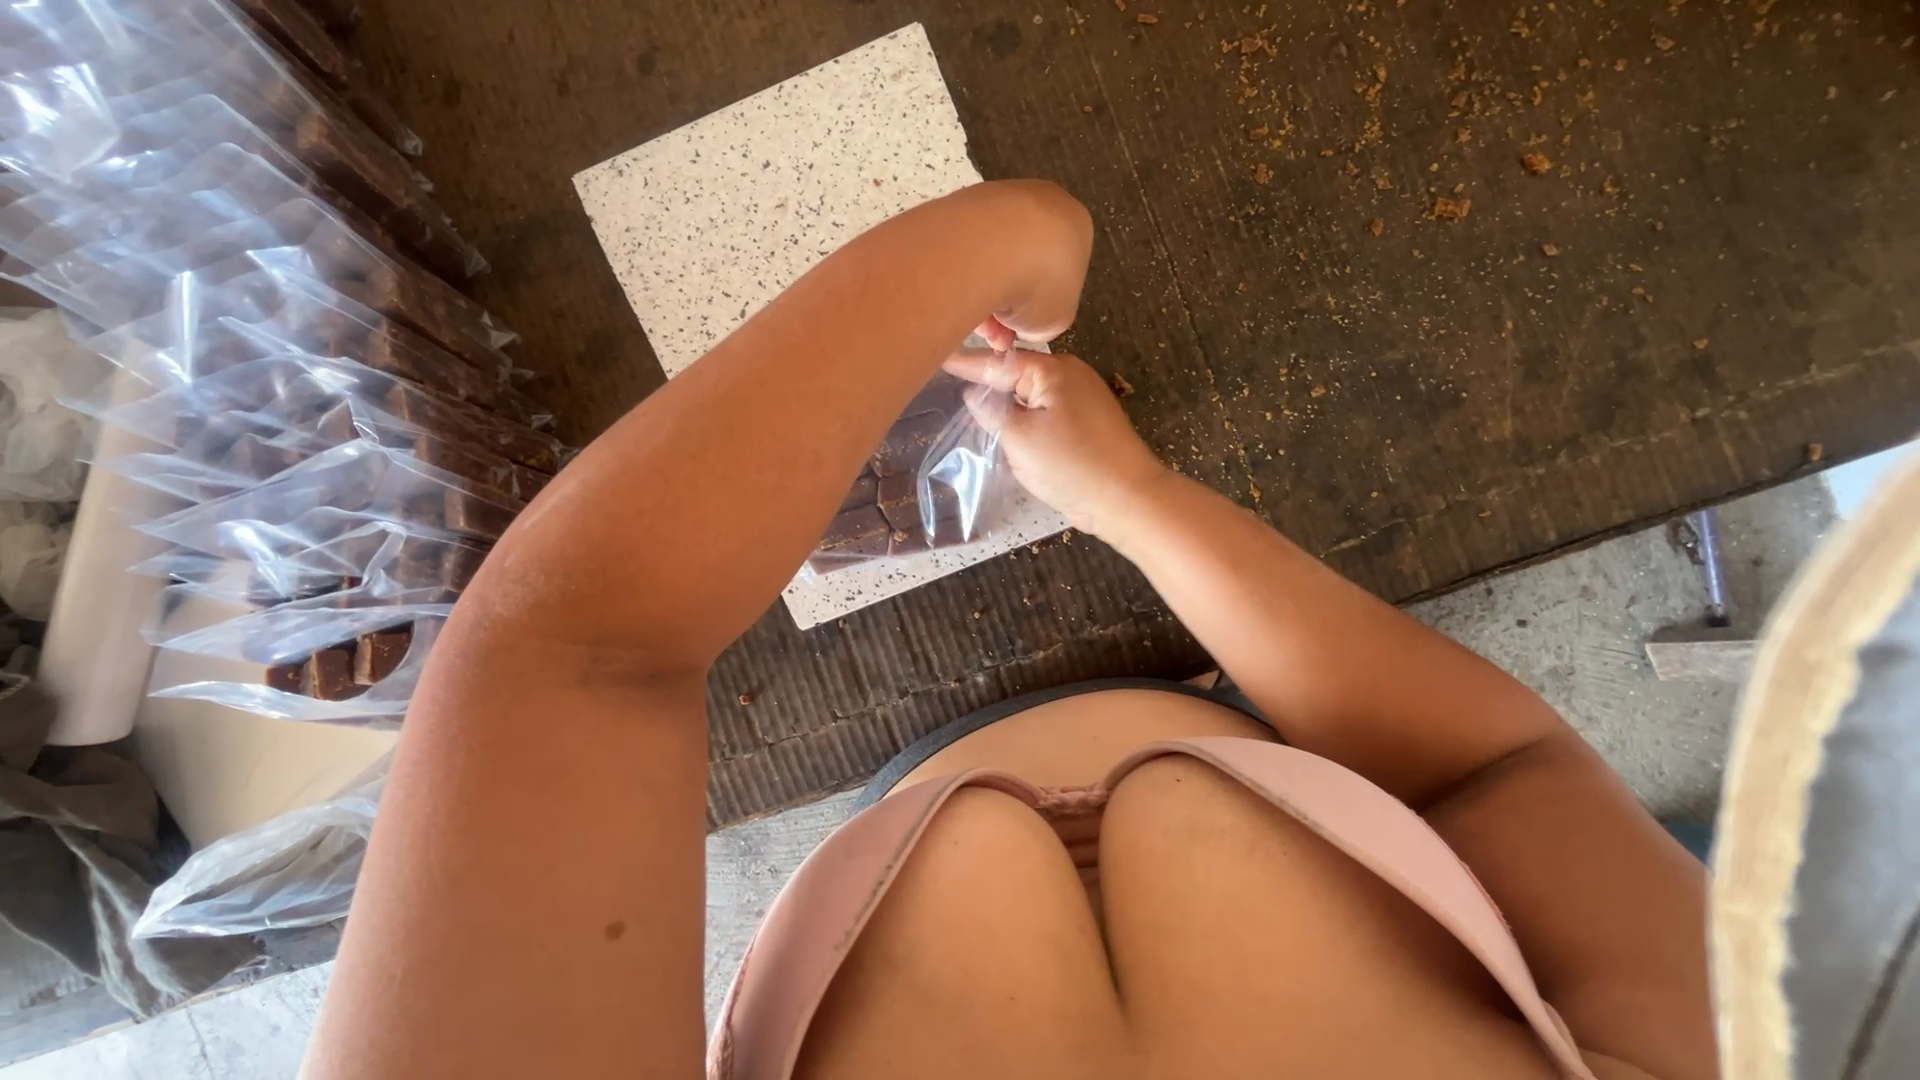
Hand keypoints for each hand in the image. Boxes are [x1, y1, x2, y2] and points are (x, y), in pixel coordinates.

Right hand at [943, 348, 1168, 540]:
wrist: (1127, 498)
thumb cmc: (1071, 465)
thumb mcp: (1019, 438)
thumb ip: (991, 411)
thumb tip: (974, 393)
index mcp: (1052, 370)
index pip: (999, 361)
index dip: (967, 363)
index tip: (939, 357)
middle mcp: (1069, 374)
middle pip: (1016, 374)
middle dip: (987, 381)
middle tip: (949, 381)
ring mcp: (1081, 396)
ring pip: (1030, 394)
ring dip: (1007, 403)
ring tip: (972, 406)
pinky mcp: (1087, 420)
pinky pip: (1045, 410)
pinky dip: (1025, 417)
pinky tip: (1009, 429)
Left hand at [969, 180, 1093, 344]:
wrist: (987, 248)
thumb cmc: (1039, 285)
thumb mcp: (1058, 319)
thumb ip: (1048, 317)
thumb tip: (1024, 319)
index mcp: (1077, 224)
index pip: (1063, 270)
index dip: (1044, 305)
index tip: (1025, 326)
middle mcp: (1042, 201)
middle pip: (1026, 262)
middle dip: (1010, 302)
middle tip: (997, 331)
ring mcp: (1001, 197)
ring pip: (994, 256)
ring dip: (986, 292)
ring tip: (978, 321)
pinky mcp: (964, 200)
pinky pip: (968, 248)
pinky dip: (965, 274)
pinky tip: (961, 295)